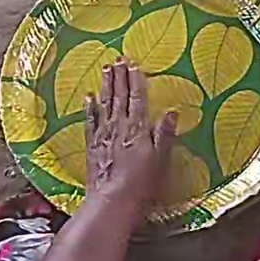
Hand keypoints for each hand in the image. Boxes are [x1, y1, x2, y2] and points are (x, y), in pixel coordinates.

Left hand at [84, 61, 176, 214]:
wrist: (112, 202)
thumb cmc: (142, 183)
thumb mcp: (160, 159)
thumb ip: (164, 134)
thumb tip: (171, 111)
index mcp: (137, 128)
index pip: (137, 98)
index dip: (136, 80)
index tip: (134, 64)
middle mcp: (119, 127)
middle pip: (120, 97)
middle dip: (120, 76)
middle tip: (118, 58)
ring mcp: (103, 135)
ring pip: (105, 104)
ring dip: (106, 85)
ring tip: (106, 69)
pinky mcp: (92, 145)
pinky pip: (90, 121)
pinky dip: (89, 107)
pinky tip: (89, 96)